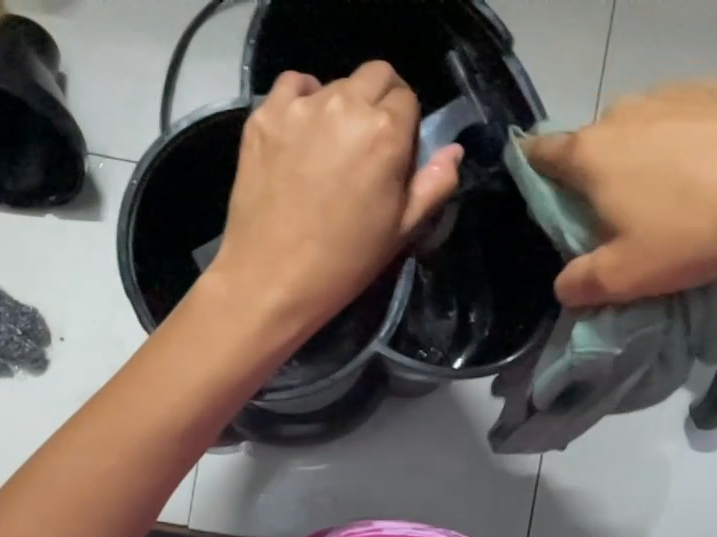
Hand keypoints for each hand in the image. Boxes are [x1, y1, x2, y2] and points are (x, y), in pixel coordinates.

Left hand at [209, 63, 462, 335]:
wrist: (271, 279)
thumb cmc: (344, 262)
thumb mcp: (402, 230)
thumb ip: (433, 184)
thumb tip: (453, 151)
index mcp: (386, 131)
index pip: (408, 99)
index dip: (405, 125)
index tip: (394, 154)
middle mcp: (345, 106)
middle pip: (375, 77)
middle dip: (379, 102)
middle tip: (367, 145)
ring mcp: (299, 108)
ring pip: (334, 83)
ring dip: (341, 105)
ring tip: (330, 147)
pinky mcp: (263, 116)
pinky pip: (292, 87)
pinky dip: (302, 101)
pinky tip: (301, 133)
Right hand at [522, 83, 716, 306]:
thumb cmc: (698, 228)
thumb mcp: (628, 276)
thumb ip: (581, 284)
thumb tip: (565, 284)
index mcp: (591, 153)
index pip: (539, 155)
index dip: (532, 175)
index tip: (543, 199)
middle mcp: (624, 113)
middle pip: (593, 147)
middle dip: (596, 179)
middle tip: (619, 221)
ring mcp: (675, 96)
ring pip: (640, 134)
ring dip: (643, 163)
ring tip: (672, 202)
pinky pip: (684, 125)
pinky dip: (686, 149)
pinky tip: (712, 180)